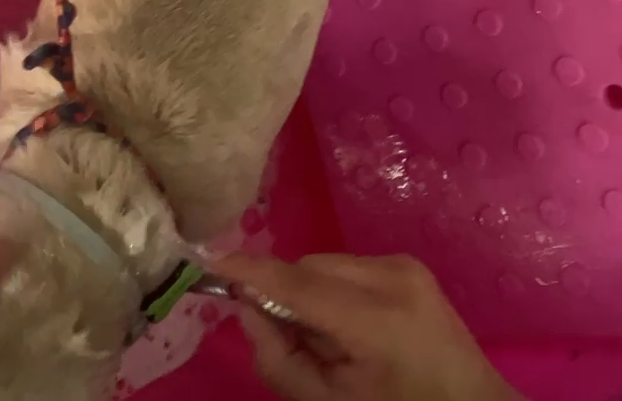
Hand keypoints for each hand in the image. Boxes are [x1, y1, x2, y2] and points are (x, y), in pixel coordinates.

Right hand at [211, 252, 521, 400]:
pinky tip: (351, 326)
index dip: (252, 270)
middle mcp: (392, 275)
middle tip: (291, 342)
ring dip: (310, 291)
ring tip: (330, 340)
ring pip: (326, 262)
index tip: (212, 262)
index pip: (299, 284)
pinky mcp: (408, 261)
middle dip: (286, 294)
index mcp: (378, 319)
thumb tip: (246, 307)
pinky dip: (334, 288)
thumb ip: (282, 361)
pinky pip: (349, 265)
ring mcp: (404, 264)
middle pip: (309, 266)